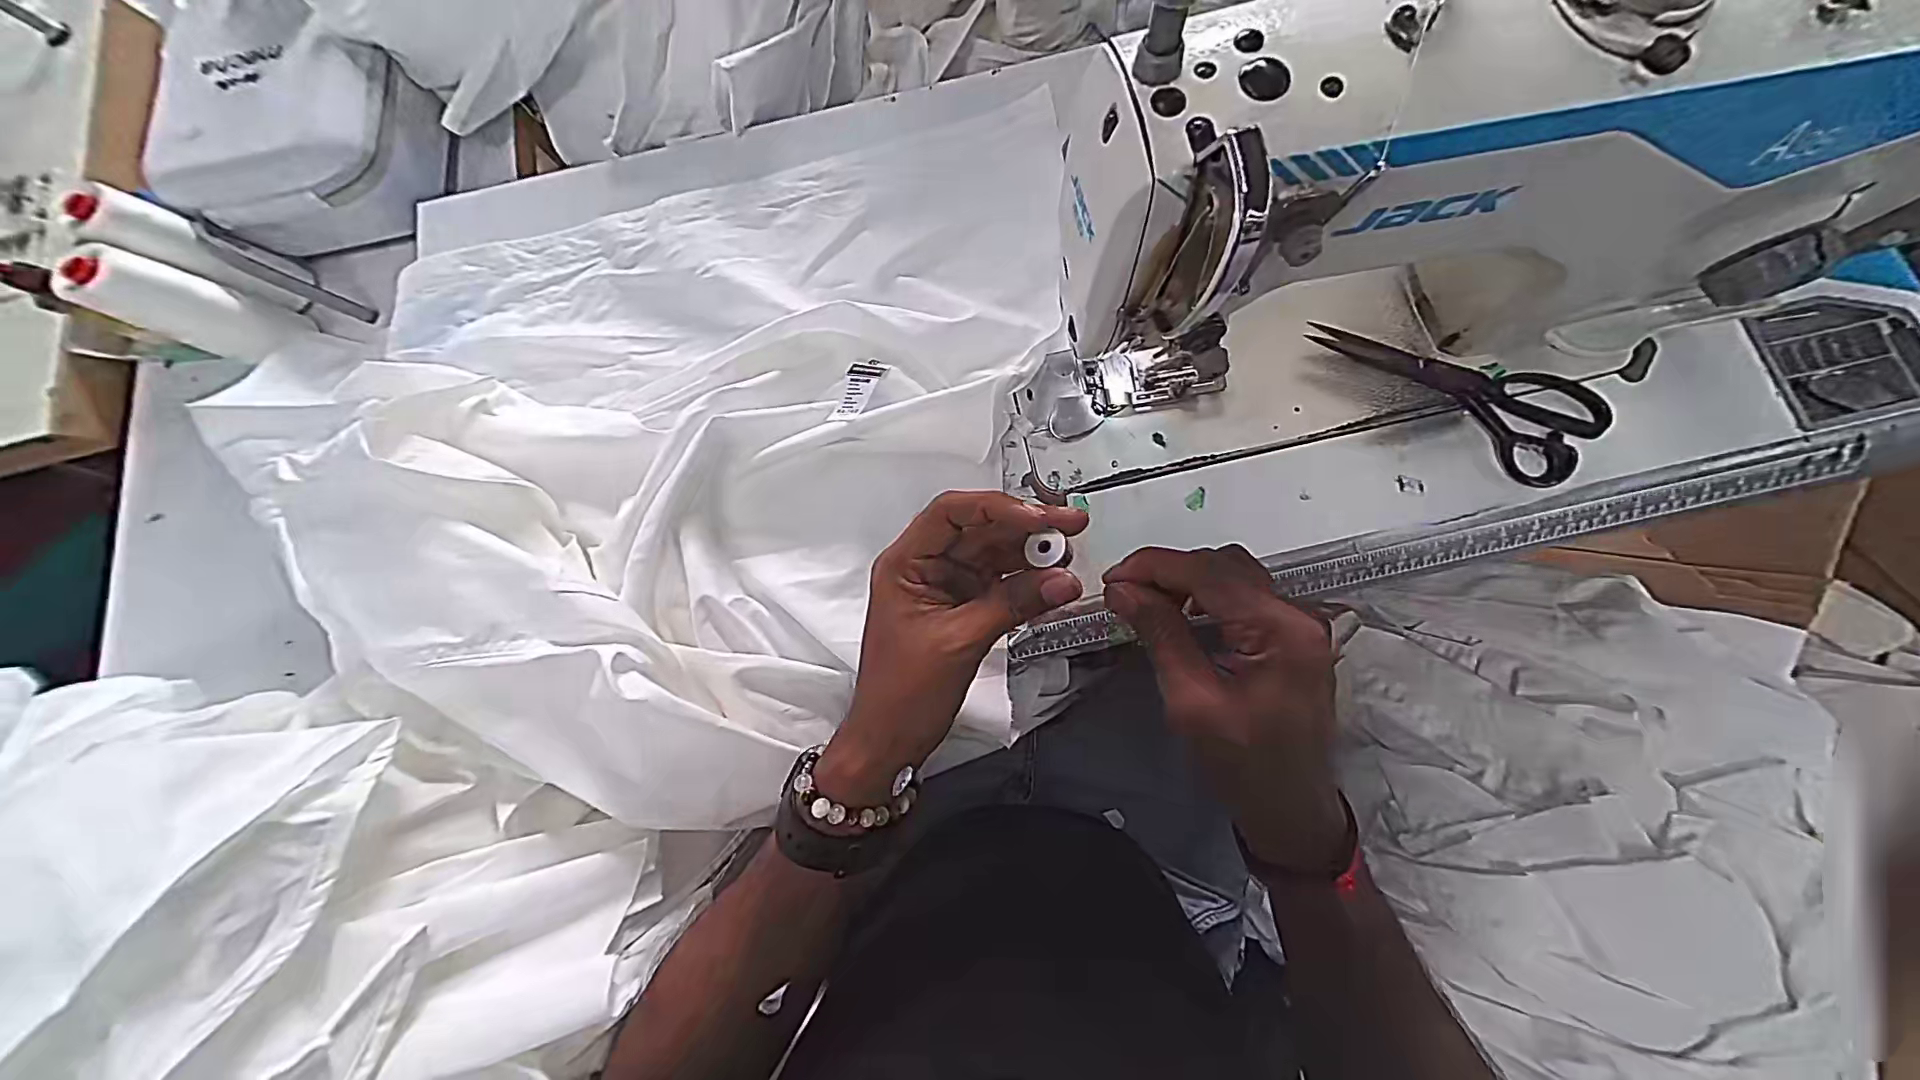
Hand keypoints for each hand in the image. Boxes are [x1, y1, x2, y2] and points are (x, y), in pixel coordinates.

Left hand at [814, 491, 1088, 802]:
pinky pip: (1001, 581)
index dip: (996, 507)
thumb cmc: (898, 696)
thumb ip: (1012, 604)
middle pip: (979, 529)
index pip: (951, 513)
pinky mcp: (964, 606)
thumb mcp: (958, 642)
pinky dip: (1028, 579)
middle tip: (1067, 524)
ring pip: (994, 553)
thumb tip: (1057, 579)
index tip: (1035, 516)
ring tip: (1066, 552)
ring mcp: (946, 586)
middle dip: (1025, 525)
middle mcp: (924, 568)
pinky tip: (1052, 579)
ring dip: (1031, 551)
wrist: (890, 738)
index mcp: (905, 564)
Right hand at [1103, 545, 1346, 873]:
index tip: (1114, 579)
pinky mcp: (1289, 635)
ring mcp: (1298, 624)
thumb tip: (1126, 591)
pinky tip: (1177, 612)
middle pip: (1222, 565)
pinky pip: (1241, 595)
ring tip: (1144, 601)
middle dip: (1167, 571)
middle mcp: (1298, 616)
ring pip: (1231, 574)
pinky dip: (1203, 595)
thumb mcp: (1192, 702)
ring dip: (1184, 580)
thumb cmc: (1247, 767)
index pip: (1209, 573)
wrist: (1292, 810)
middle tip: (1124, 592)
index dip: (1154, 567)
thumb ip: (1161, 635)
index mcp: (1283, 629)